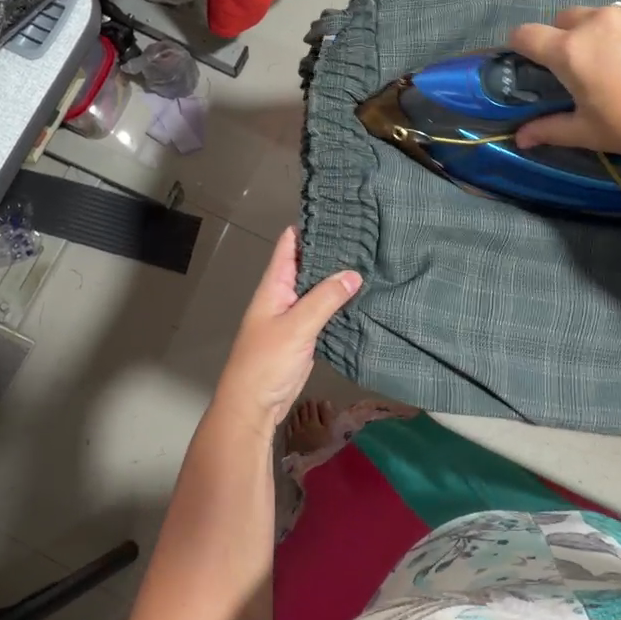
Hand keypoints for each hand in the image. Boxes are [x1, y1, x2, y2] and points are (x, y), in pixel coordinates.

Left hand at [213, 228, 359, 433]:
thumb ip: (325, 299)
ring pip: (316, 289)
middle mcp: (282, 295)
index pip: (289, 245)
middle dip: (329, 251)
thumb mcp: (297, 326)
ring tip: (367, 259)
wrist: (253, 406)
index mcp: (273, 286)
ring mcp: (292, 316)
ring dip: (335, 277)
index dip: (308, 227)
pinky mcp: (303, 336)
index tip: (336, 213)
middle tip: (362, 235)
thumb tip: (353, 273)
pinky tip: (359, 296)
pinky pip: (322, 311)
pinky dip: (338, 302)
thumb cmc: (267, 361)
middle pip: (306, 265)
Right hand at [508, 0, 620, 174]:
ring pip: (611, 15)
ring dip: (613, 33)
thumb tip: (520, 137)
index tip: (536, 61)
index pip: (526, 35)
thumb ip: (552, 130)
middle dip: (571, 39)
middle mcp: (601, 20)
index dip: (524, 47)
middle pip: (568, 19)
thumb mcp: (595, 134)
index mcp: (573, 51)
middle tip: (596, 70)